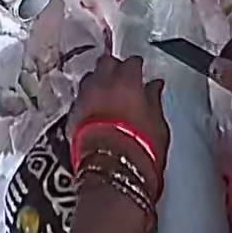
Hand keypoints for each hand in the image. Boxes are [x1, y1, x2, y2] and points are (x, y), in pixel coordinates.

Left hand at [70, 55, 168, 185]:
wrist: (112, 170)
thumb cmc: (138, 149)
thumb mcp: (158, 123)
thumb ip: (153, 99)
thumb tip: (154, 88)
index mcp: (127, 81)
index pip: (131, 62)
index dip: (135, 66)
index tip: (138, 69)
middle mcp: (102, 83)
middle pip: (105, 62)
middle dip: (113, 66)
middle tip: (121, 76)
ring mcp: (85, 96)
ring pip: (90, 78)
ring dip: (98, 82)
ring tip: (107, 93)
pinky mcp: (72, 113)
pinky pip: (80, 98)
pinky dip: (88, 100)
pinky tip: (95, 110)